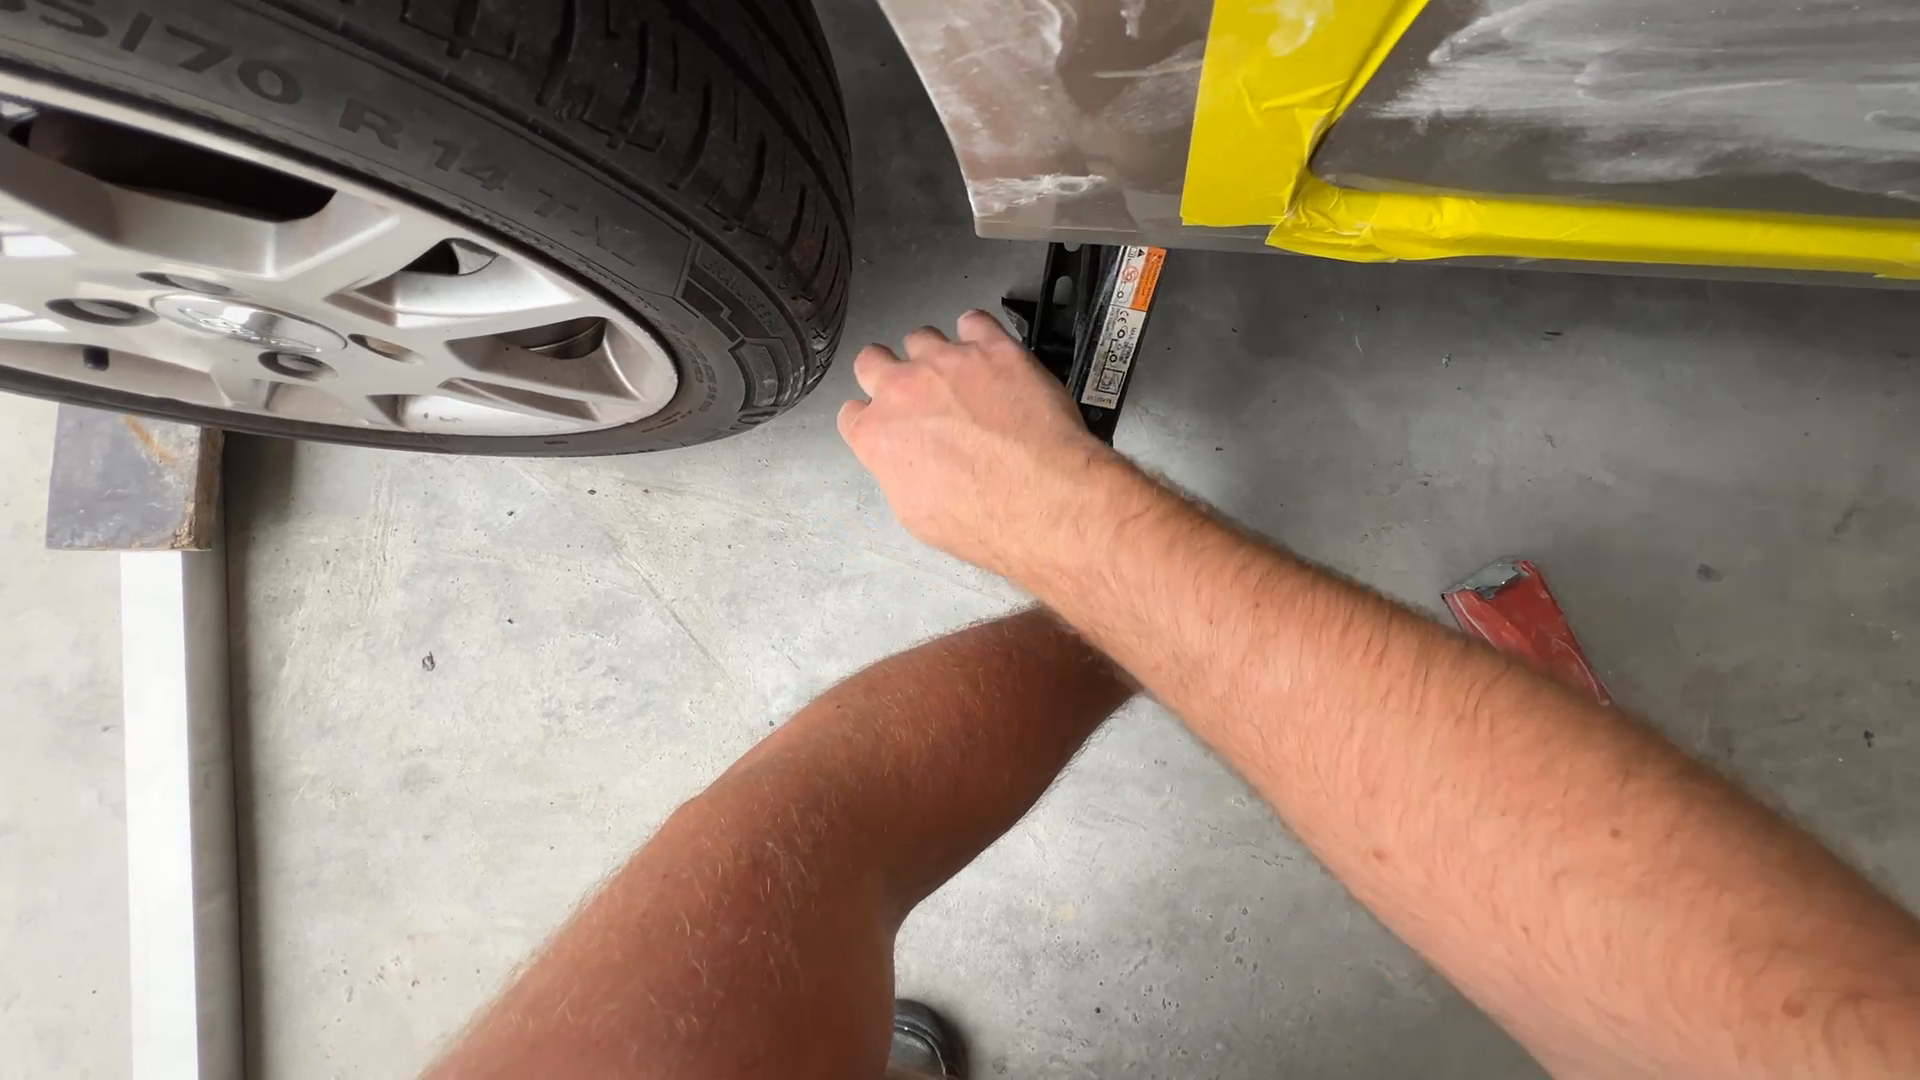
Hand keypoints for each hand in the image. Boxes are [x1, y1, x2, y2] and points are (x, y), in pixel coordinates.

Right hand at [838, 310, 1116, 576]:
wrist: (1041, 499)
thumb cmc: (985, 519)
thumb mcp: (919, 517)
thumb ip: (899, 477)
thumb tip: (907, 467)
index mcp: (877, 436)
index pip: (852, 415)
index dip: (872, 421)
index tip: (888, 427)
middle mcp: (903, 389)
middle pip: (872, 361)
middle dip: (887, 375)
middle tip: (915, 395)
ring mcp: (948, 363)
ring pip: (921, 338)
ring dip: (933, 356)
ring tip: (959, 378)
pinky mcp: (993, 348)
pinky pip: (974, 321)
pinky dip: (977, 333)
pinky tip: (989, 353)